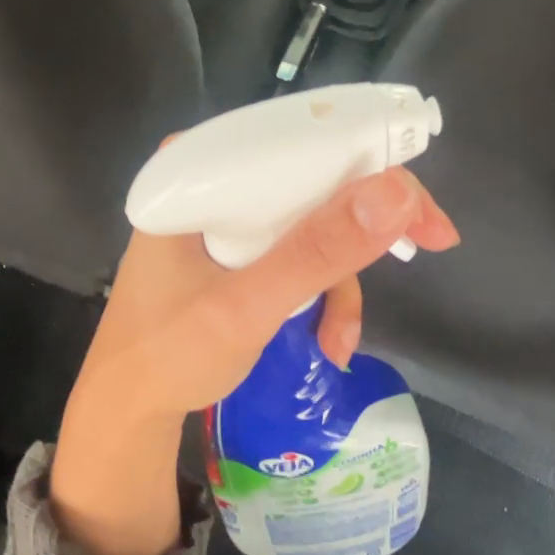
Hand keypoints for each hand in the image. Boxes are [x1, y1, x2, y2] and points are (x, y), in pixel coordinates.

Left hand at [51, 166, 458, 554]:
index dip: (367, 162)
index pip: (296, 140)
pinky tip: (327, 339)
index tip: (418, 209)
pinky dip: (320, 294)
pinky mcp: (233, 254)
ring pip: (310, 222)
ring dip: (339, 280)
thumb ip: (315, 254)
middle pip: (310, 179)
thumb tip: (398, 192)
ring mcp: (223, 220)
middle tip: (427, 243)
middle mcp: (212, 182)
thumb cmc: (167, 356)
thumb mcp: (245, 307)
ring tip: (340, 339)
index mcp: (196, 170)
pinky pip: (295, 254)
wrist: (127, 413)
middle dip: (364, 227)